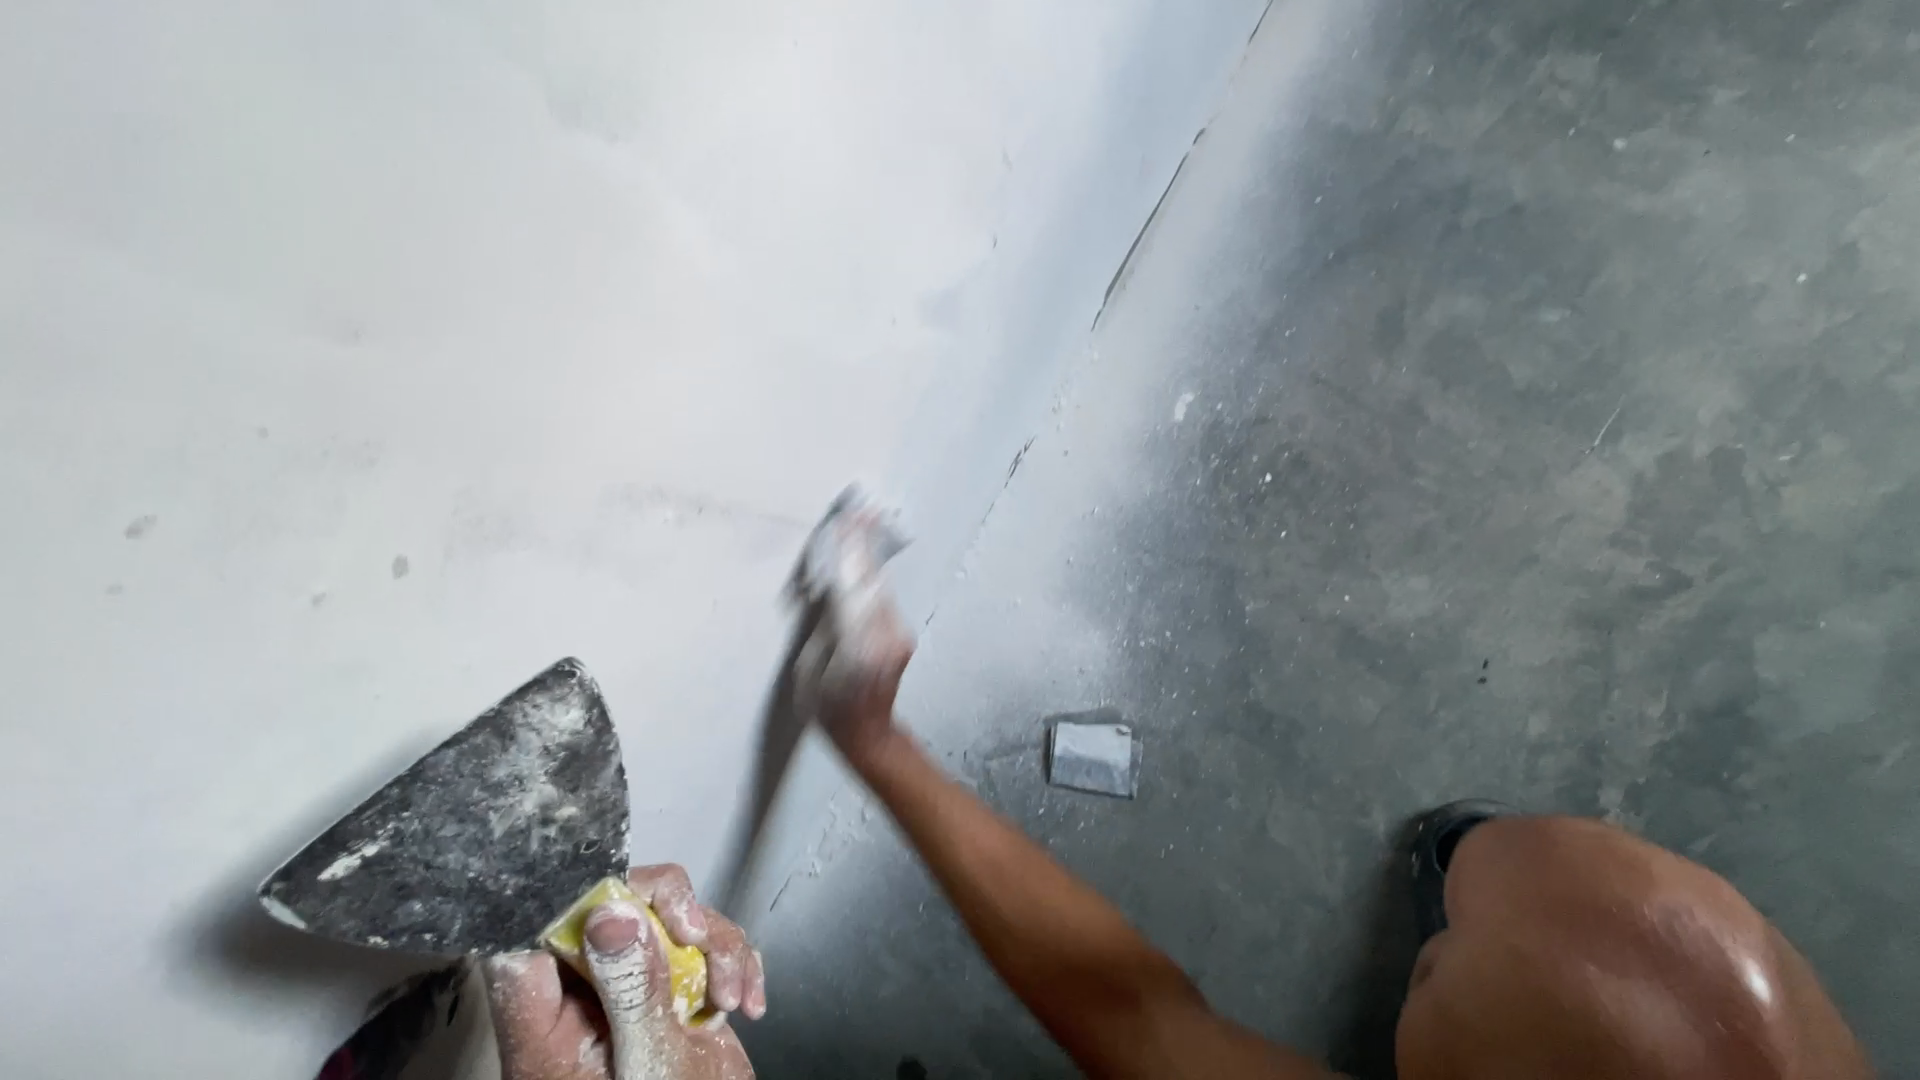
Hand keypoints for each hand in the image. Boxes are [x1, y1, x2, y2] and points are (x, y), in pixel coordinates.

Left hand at [484, 865, 765, 1079]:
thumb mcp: (647, 1063)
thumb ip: (630, 990)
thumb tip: (610, 913)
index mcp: (550, 1024)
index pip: (534, 942)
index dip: (573, 902)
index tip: (626, 900)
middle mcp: (587, 999)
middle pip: (615, 910)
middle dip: (671, 913)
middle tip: (697, 935)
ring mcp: (635, 995)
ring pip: (671, 922)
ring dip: (717, 947)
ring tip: (730, 997)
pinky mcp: (676, 994)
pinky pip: (706, 947)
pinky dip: (736, 964)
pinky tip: (745, 1001)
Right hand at [794, 499, 914, 765]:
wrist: (867, 732)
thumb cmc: (827, 707)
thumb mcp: (810, 668)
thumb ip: (824, 625)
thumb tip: (831, 588)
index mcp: (855, 646)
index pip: (850, 587)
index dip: (847, 554)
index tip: (846, 524)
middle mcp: (883, 637)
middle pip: (870, 581)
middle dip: (864, 545)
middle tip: (862, 511)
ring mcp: (897, 636)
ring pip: (879, 588)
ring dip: (868, 558)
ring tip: (863, 525)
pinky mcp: (902, 635)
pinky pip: (883, 600)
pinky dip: (870, 579)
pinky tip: (863, 562)